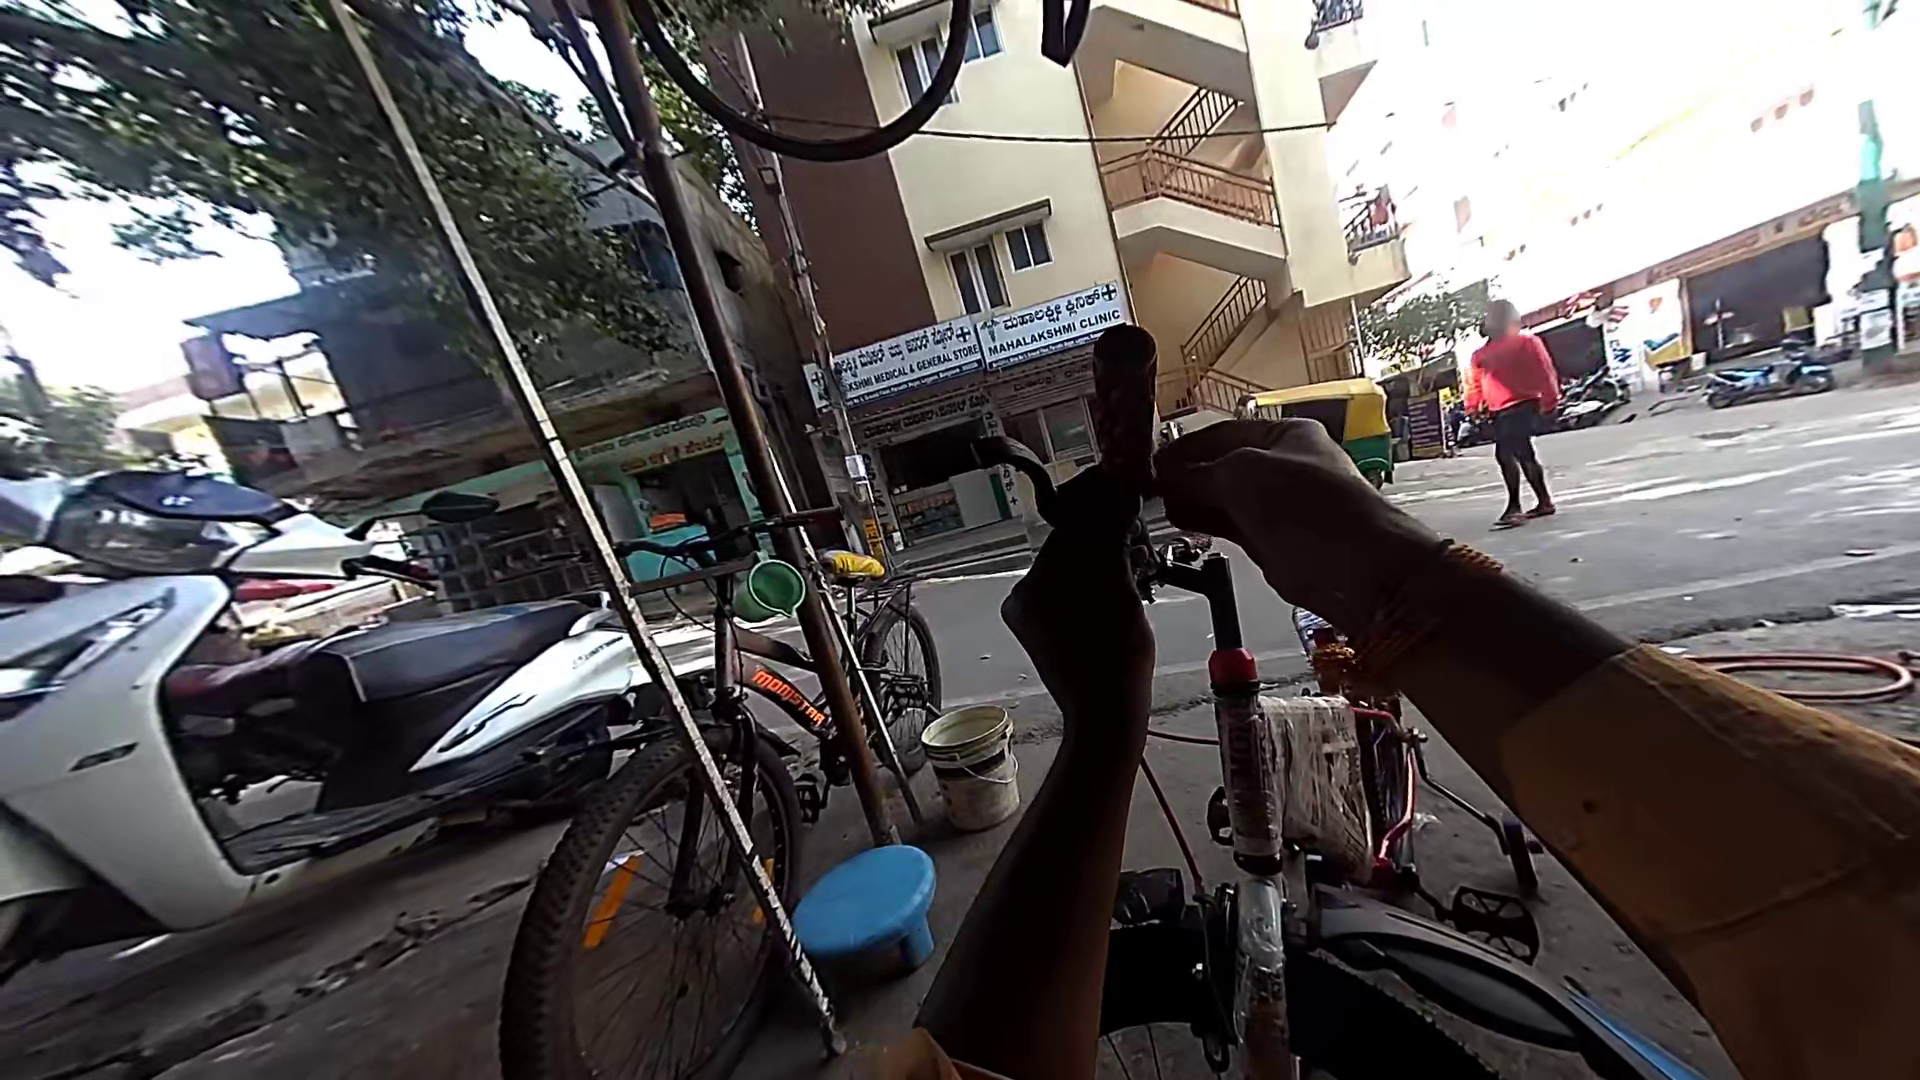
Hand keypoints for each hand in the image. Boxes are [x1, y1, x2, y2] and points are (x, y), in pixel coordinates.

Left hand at [1000, 466, 1151, 752]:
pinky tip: (1104, 580)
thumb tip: (1115, 490)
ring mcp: (1023, 607)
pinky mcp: (1027, 622)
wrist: (1103, 712)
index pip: (1070, 524)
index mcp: (1043, 579)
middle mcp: (1023, 588)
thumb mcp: (1124, 590)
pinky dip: (1078, 579)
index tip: (1112, 480)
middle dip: (1095, 529)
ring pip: (1061, 565)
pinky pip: (1054, 587)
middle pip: (1064, 543)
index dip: (1093, 500)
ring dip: (1089, 554)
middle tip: (1124, 516)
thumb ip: (1113, 539)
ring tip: (1121, 553)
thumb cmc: (1122, 655)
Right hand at [1154, 419, 1440, 630]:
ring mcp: (1272, 502)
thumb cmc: (1306, 505)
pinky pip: (1224, 521)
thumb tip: (1162, 476)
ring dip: (1189, 498)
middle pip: (1219, 465)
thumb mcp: (1241, 474)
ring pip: (1219, 495)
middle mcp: (1279, 465)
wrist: (1351, 567)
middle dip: (1185, 474)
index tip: (1153, 459)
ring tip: (1159, 502)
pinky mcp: (1265, 535)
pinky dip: (1201, 519)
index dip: (1186, 446)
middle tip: (1150, 484)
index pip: (1223, 433)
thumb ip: (1196, 474)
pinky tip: (1178, 519)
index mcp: (1285, 435)